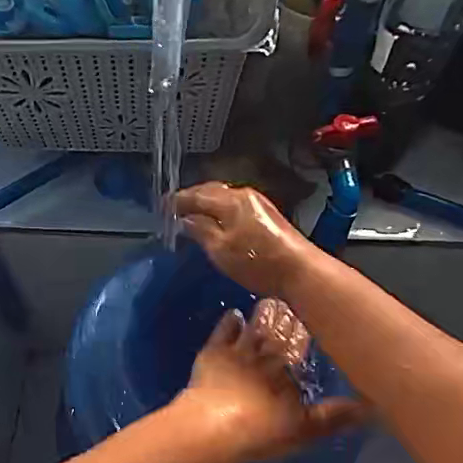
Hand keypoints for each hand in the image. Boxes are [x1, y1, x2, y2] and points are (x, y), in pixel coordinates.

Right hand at [175, 182, 323, 298]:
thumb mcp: (220, 250)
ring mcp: (257, 204)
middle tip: (175, 209)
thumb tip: (185, 220)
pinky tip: (215, 221)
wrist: (299, 270)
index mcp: (230, 201)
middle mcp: (244, 195)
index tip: (162, 206)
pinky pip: (235, 205)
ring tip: (191, 215)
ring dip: (206, 203)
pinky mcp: (266, 216)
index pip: (196, 195)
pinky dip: (220, 210)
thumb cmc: (257, 262)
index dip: (177, 201)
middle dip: (191, 198)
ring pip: (223, 197)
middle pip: (211, 191)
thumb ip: (200, 230)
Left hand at [175, 300, 364, 462]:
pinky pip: (223, 333)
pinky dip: (229, 323)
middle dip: (284, 318)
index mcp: (289, 370)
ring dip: (261, 315)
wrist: (214, 425)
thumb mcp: (304, 429)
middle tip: (289, 300)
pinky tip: (233, 314)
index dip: (304, 331)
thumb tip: (367, 408)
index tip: (311, 314)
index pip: (301, 345)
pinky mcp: (212, 354)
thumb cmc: (262, 430)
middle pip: (277, 333)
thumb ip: (333, 417)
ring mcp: (237, 352)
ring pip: (253, 328)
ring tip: (268, 302)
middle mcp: (265, 355)